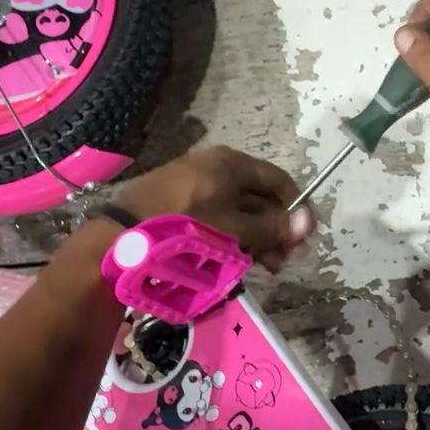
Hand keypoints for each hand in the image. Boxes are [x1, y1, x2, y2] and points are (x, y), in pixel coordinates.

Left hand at [113, 145, 315, 269]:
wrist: (122, 238)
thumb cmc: (188, 227)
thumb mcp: (237, 228)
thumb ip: (274, 226)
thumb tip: (307, 223)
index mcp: (231, 163)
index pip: (280, 181)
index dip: (298, 209)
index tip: (306, 238)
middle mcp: (215, 168)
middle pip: (260, 198)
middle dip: (277, 230)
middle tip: (285, 260)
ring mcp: (195, 186)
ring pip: (240, 212)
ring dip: (258, 239)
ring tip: (265, 266)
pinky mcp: (180, 206)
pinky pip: (218, 219)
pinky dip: (234, 238)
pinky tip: (238, 260)